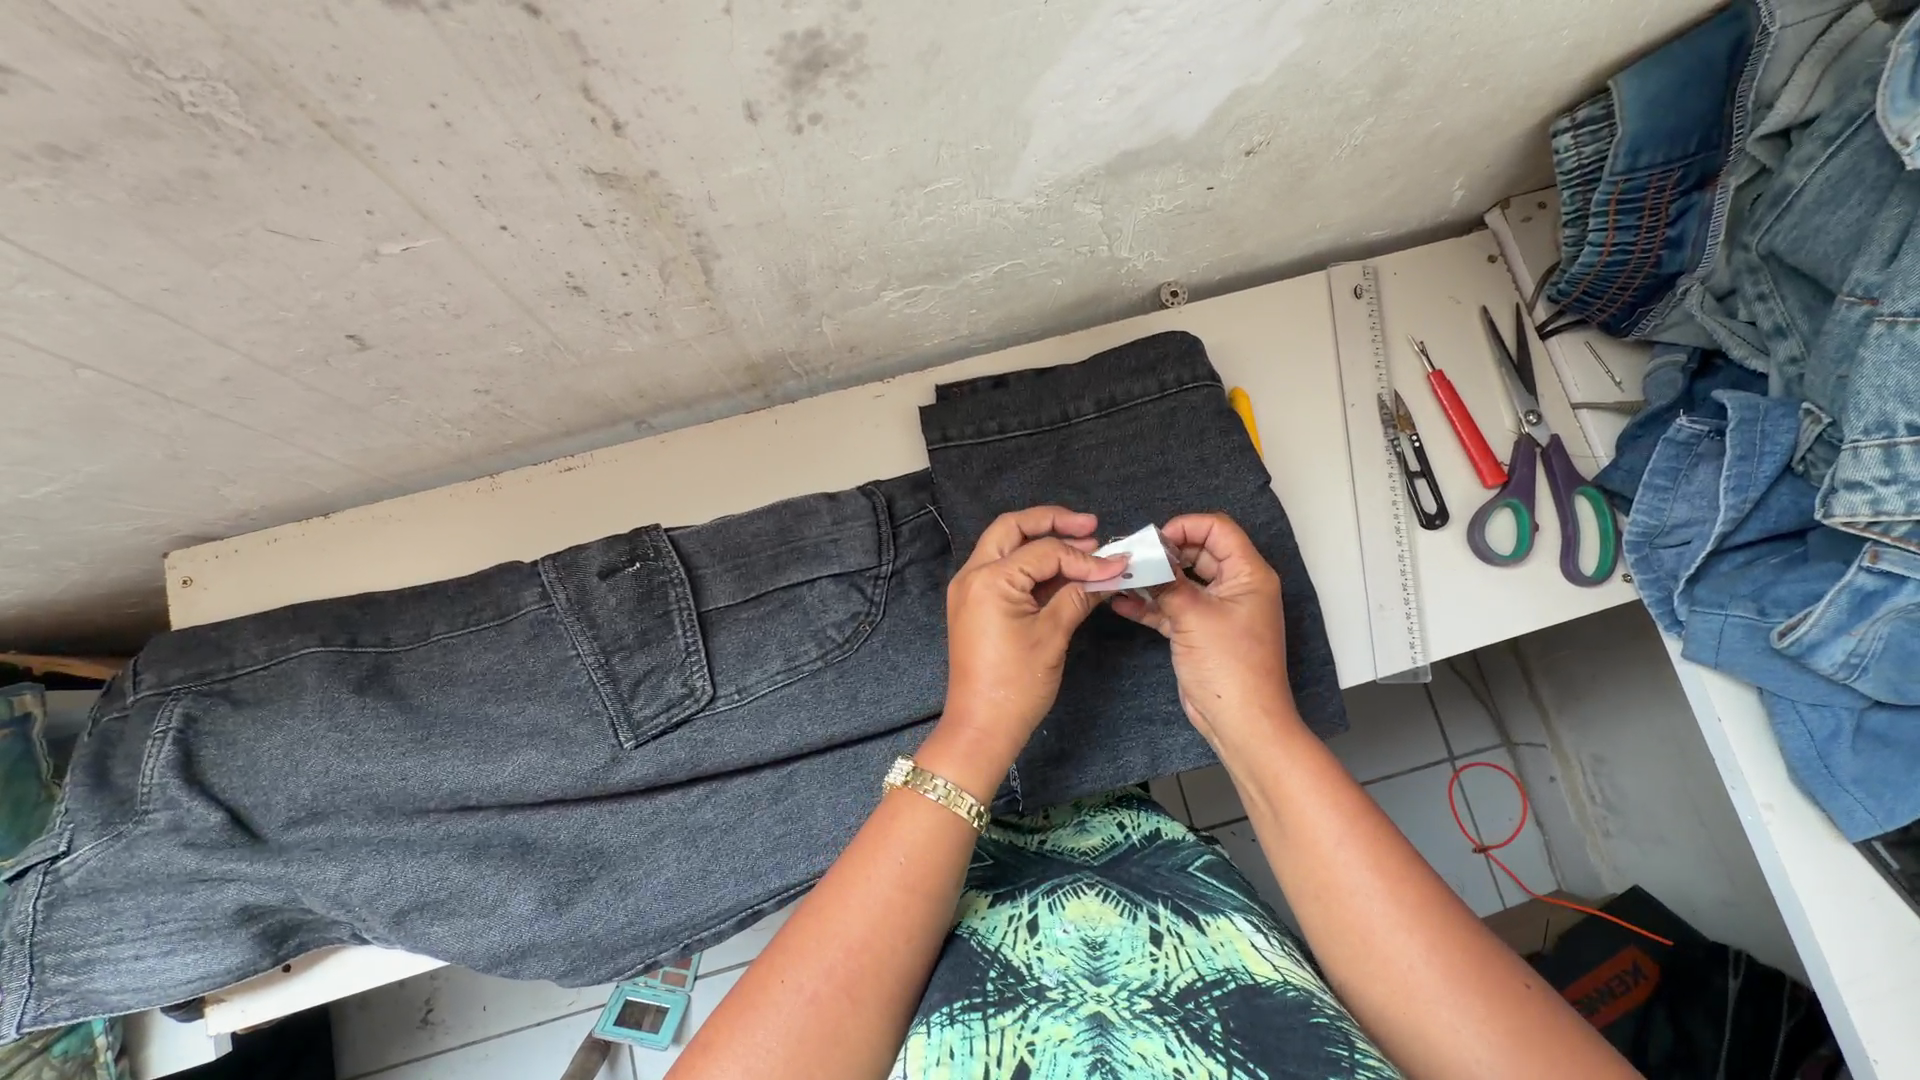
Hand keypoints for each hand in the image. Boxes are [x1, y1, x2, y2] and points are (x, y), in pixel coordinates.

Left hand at [929, 507, 1124, 789]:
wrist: (982, 727)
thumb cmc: (1017, 684)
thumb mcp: (1053, 635)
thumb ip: (1078, 596)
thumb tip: (1109, 573)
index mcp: (989, 579)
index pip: (1043, 550)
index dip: (1083, 556)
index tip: (1116, 563)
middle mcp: (972, 575)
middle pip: (1013, 528)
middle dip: (1052, 522)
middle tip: (1090, 527)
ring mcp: (970, 589)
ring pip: (1006, 547)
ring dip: (1043, 543)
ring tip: (1086, 549)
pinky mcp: (975, 605)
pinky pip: (1004, 572)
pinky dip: (1033, 567)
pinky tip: (1065, 573)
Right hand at [1110, 513, 1296, 748]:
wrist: (1240, 721)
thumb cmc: (1229, 665)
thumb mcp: (1194, 615)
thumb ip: (1166, 582)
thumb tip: (1143, 557)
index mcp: (1248, 574)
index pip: (1218, 529)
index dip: (1185, 527)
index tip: (1153, 540)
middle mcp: (1235, 587)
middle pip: (1197, 552)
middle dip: (1163, 553)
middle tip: (1131, 557)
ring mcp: (1217, 610)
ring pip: (1181, 581)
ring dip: (1153, 579)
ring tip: (1119, 576)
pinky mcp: (1200, 631)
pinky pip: (1173, 608)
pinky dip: (1150, 605)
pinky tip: (1121, 602)